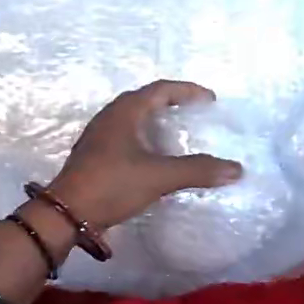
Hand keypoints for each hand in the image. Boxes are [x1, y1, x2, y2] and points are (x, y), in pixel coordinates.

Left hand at [44, 80, 243, 229]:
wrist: (67, 213)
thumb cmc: (112, 185)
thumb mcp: (159, 177)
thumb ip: (197, 171)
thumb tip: (236, 169)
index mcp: (124, 112)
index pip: (161, 90)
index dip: (187, 91)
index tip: (209, 100)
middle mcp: (108, 118)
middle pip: (144, 101)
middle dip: (170, 104)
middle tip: (193, 113)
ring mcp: (97, 138)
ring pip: (131, 121)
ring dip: (154, 124)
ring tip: (175, 135)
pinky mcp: (92, 158)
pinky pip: (123, 140)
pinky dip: (142, 142)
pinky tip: (151, 160)